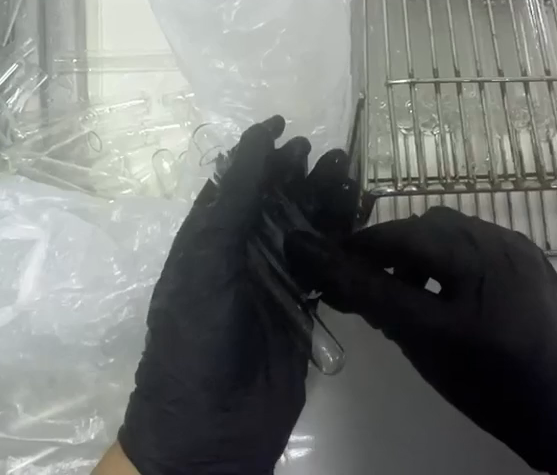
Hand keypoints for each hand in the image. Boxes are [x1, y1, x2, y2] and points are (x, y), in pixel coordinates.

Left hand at [117, 116, 354, 474]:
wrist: (209, 430)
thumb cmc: (195, 337)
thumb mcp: (206, 263)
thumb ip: (232, 204)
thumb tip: (257, 145)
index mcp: (208, 237)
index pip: (236, 182)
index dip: (258, 153)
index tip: (284, 125)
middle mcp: (240, 251)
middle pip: (275, 198)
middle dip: (299, 172)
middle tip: (327, 153)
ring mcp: (272, 278)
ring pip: (304, 224)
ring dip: (325, 198)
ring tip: (349, 173)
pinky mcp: (301, 305)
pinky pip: (324, 260)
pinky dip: (343, 236)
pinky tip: (361, 214)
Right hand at [286, 207, 556, 472]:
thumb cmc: (495, 390)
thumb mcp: (434, 359)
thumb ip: (389, 313)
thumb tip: (345, 280)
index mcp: (467, 312)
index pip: (389, 278)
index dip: (346, 263)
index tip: (311, 249)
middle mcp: (491, 264)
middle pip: (416, 234)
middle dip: (380, 244)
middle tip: (355, 262)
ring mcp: (511, 247)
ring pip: (442, 224)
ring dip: (412, 242)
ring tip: (402, 274)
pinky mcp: (523, 242)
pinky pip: (469, 230)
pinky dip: (443, 243)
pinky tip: (439, 271)